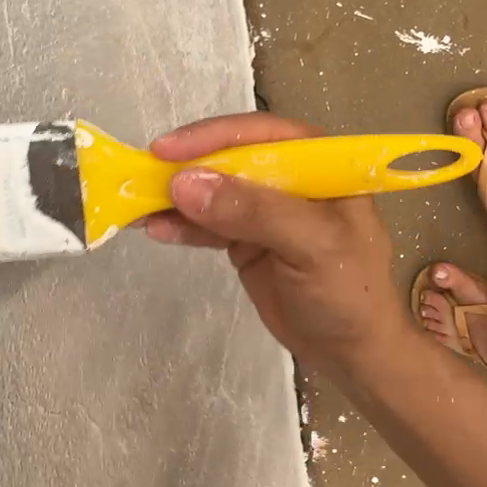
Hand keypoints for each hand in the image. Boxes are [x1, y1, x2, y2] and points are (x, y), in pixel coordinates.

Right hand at [139, 113, 411, 376]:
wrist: (353, 352)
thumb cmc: (349, 292)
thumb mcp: (312, 246)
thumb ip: (254, 212)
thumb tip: (186, 183)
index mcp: (319, 164)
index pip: (262, 135)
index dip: (213, 136)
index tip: (166, 150)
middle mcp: (290, 178)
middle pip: (231, 159)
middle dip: (187, 166)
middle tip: (139, 176)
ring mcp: (266, 211)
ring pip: (215, 192)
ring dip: (175, 197)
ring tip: (134, 205)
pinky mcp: (247, 241)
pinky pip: (209, 226)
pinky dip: (181, 226)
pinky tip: (154, 228)